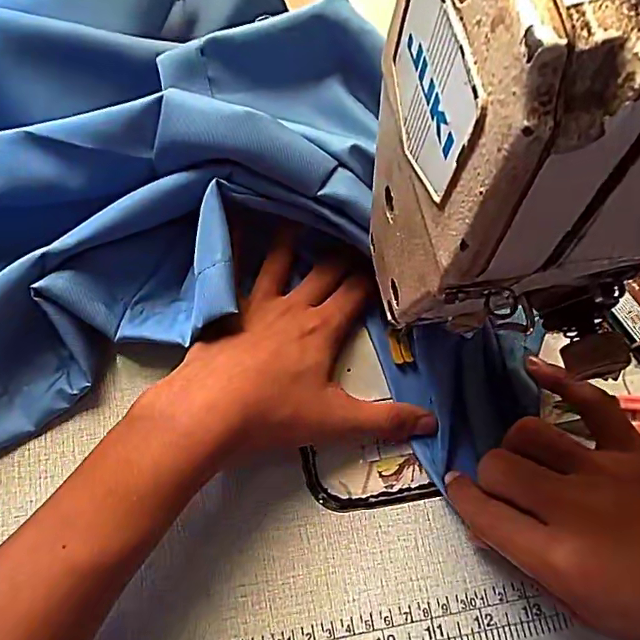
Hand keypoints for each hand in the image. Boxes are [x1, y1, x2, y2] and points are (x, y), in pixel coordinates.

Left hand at [142, 226, 435, 465]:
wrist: (208, 411)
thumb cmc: (273, 414)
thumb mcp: (335, 423)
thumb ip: (385, 421)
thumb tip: (431, 422)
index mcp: (323, 328)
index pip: (357, 292)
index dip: (376, 274)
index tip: (389, 259)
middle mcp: (293, 307)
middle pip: (326, 270)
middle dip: (345, 254)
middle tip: (356, 234)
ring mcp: (256, 305)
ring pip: (279, 261)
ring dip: (292, 239)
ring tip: (300, 216)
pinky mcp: (226, 311)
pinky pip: (232, 270)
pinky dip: (234, 244)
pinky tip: (230, 222)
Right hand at [445, 358, 639, 639]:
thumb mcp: (587, 612)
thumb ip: (533, 568)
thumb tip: (495, 532)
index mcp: (559, 557)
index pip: (483, 513)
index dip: (462, 500)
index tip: (458, 492)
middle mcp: (573, 506)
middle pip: (499, 465)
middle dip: (487, 476)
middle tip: (498, 488)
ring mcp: (605, 471)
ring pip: (529, 432)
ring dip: (514, 443)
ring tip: (522, 457)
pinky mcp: (635, 451)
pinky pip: (590, 403)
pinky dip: (560, 382)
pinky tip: (534, 371)